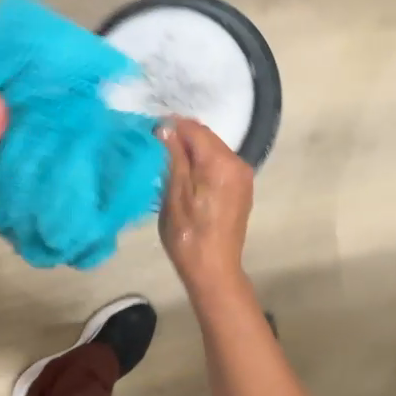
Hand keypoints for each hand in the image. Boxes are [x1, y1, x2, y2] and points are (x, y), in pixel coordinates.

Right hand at [159, 117, 254, 297]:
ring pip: (215, 149)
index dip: (173, 126)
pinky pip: (221, 163)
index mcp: (221, 163)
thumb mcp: (174, 194)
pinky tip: (188, 172)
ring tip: (169, 157)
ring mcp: (243, 176)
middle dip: (184, 136)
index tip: (152, 130)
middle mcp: (238, 163)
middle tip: (157, 143)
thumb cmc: (188, 234)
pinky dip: (204, 161)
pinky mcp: (242, 187)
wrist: (214, 269)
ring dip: (194, 149)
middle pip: (208, 137)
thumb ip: (174, 156)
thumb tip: (167, 127)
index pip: (195, 130)